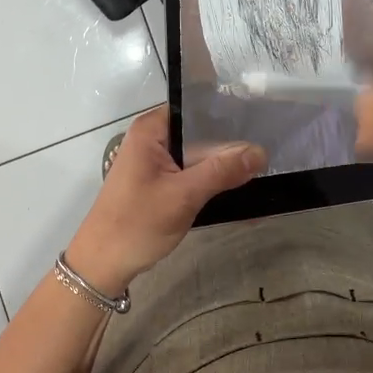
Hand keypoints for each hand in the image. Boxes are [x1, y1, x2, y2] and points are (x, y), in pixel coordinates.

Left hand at [66, 106, 265, 293]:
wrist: (103, 266)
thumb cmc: (137, 224)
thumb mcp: (183, 196)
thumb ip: (221, 171)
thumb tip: (261, 152)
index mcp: (150, 129)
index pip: (194, 106)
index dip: (225, 109)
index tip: (259, 114)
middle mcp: (152, 138)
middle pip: (199, 131)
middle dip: (230, 140)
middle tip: (270, 144)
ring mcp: (155, 161)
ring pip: (198, 154)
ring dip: (223, 162)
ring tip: (263, 163)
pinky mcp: (160, 182)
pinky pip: (192, 172)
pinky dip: (212, 178)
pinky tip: (239, 183)